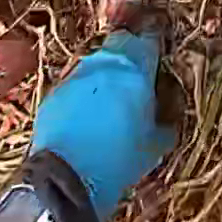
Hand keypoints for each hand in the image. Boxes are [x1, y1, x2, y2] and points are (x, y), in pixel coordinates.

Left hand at [31, 31, 175, 221]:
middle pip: (121, 41)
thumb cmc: (118, 159)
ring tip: (108, 98)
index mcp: (138, 67)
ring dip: (104, 72)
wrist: (64, 182)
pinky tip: (84, 116)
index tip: (158, 53)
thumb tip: (169, 117)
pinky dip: (81, 93)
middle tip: (134, 73)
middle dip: (129, 51)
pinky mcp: (52, 95)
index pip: (152, 38)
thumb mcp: (155, 144)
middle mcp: (108, 63)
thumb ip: (165, 121)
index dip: (156, 43)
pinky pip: (73, 84)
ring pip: (96, 61)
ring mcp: (77, 76)